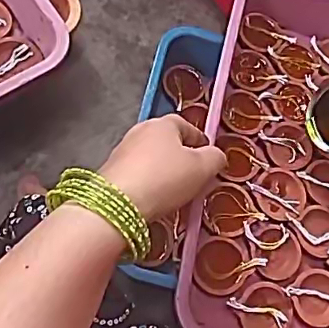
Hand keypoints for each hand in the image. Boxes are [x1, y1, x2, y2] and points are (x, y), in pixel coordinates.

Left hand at [97, 115, 224, 218]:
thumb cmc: (165, 179)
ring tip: (176, 191)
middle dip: (182, 157)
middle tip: (195, 176)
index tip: (209, 156)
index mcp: (163, 123)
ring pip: (151, 158)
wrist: (118, 204)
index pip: (187, 125)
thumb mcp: (202, 168)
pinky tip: (155, 198)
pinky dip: (149, 182)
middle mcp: (140, 131)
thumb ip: (215, 158)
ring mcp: (122, 151)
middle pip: (167, 141)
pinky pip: (138, 174)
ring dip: (164, 170)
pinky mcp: (111, 172)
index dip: (200, 141)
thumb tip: (216, 155)